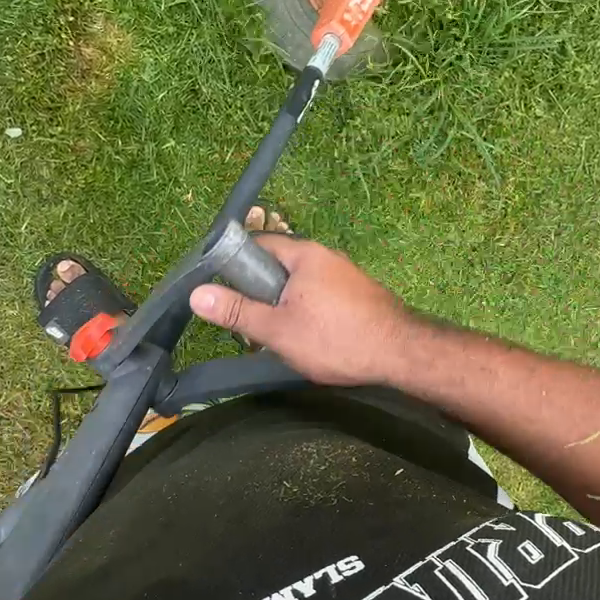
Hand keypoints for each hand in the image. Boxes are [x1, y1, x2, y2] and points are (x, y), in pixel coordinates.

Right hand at [189, 234, 421, 386]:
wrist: (402, 353)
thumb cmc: (336, 339)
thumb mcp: (278, 330)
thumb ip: (238, 311)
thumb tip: (197, 294)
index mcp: (305, 255)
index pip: (258, 245)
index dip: (234, 266)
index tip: (222, 293)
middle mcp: (327, 257)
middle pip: (278, 268)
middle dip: (261, 296)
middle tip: (251, 327)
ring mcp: (346, 276)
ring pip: (300, 286)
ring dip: (285, 309)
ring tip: (280, 340)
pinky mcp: (359, 295)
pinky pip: (321, 297)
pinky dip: (309, 314)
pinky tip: (311, 341)